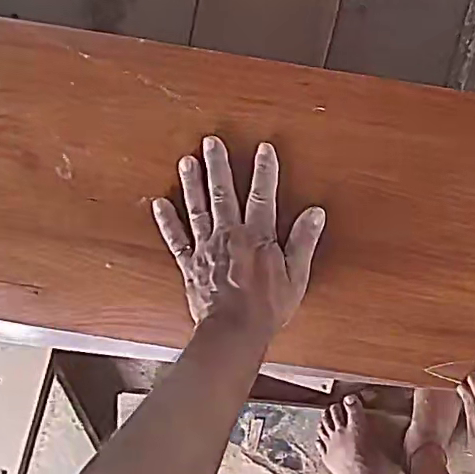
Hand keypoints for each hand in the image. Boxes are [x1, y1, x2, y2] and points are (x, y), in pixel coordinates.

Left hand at [153, 137, 325, 342]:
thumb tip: (315, 213)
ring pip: (198, 210)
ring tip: (187, 161)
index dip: (265, 172)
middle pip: (223, 195)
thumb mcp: (295, 277)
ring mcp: (206, 250)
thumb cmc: (266, 308)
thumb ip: (303, 242)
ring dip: (192, 184)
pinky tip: (159, 203)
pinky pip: (177, 240)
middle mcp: (229, 236)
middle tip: (211, 142)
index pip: (263, 197)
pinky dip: (167, 222)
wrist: (234, 332)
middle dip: (219, 167)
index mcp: (257, 238)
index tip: (264, 148)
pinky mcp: (190, 266)